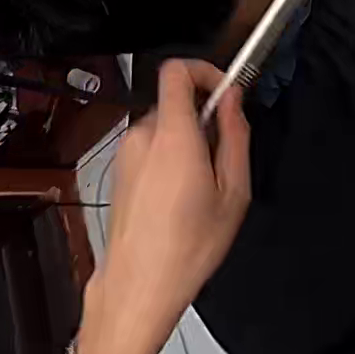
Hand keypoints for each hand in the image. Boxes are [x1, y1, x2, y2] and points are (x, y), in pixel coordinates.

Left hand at [78, 60, 251, 353]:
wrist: (138, 283)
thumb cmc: (188, 245)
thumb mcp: (233, 192)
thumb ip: (235, 135)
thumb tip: (232, 99)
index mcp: (172, 133)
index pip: (176, 70)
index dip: (203, 70)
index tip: (224, 91)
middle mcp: (143, 133)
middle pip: (175, 100)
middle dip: (202, 117)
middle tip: (221, 156)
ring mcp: (126, 148)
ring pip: (164, 124)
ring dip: (186, 139)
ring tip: (200, 185)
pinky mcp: (119, 165)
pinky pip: (150, 143)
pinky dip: (168, 154)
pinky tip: (179, 194)